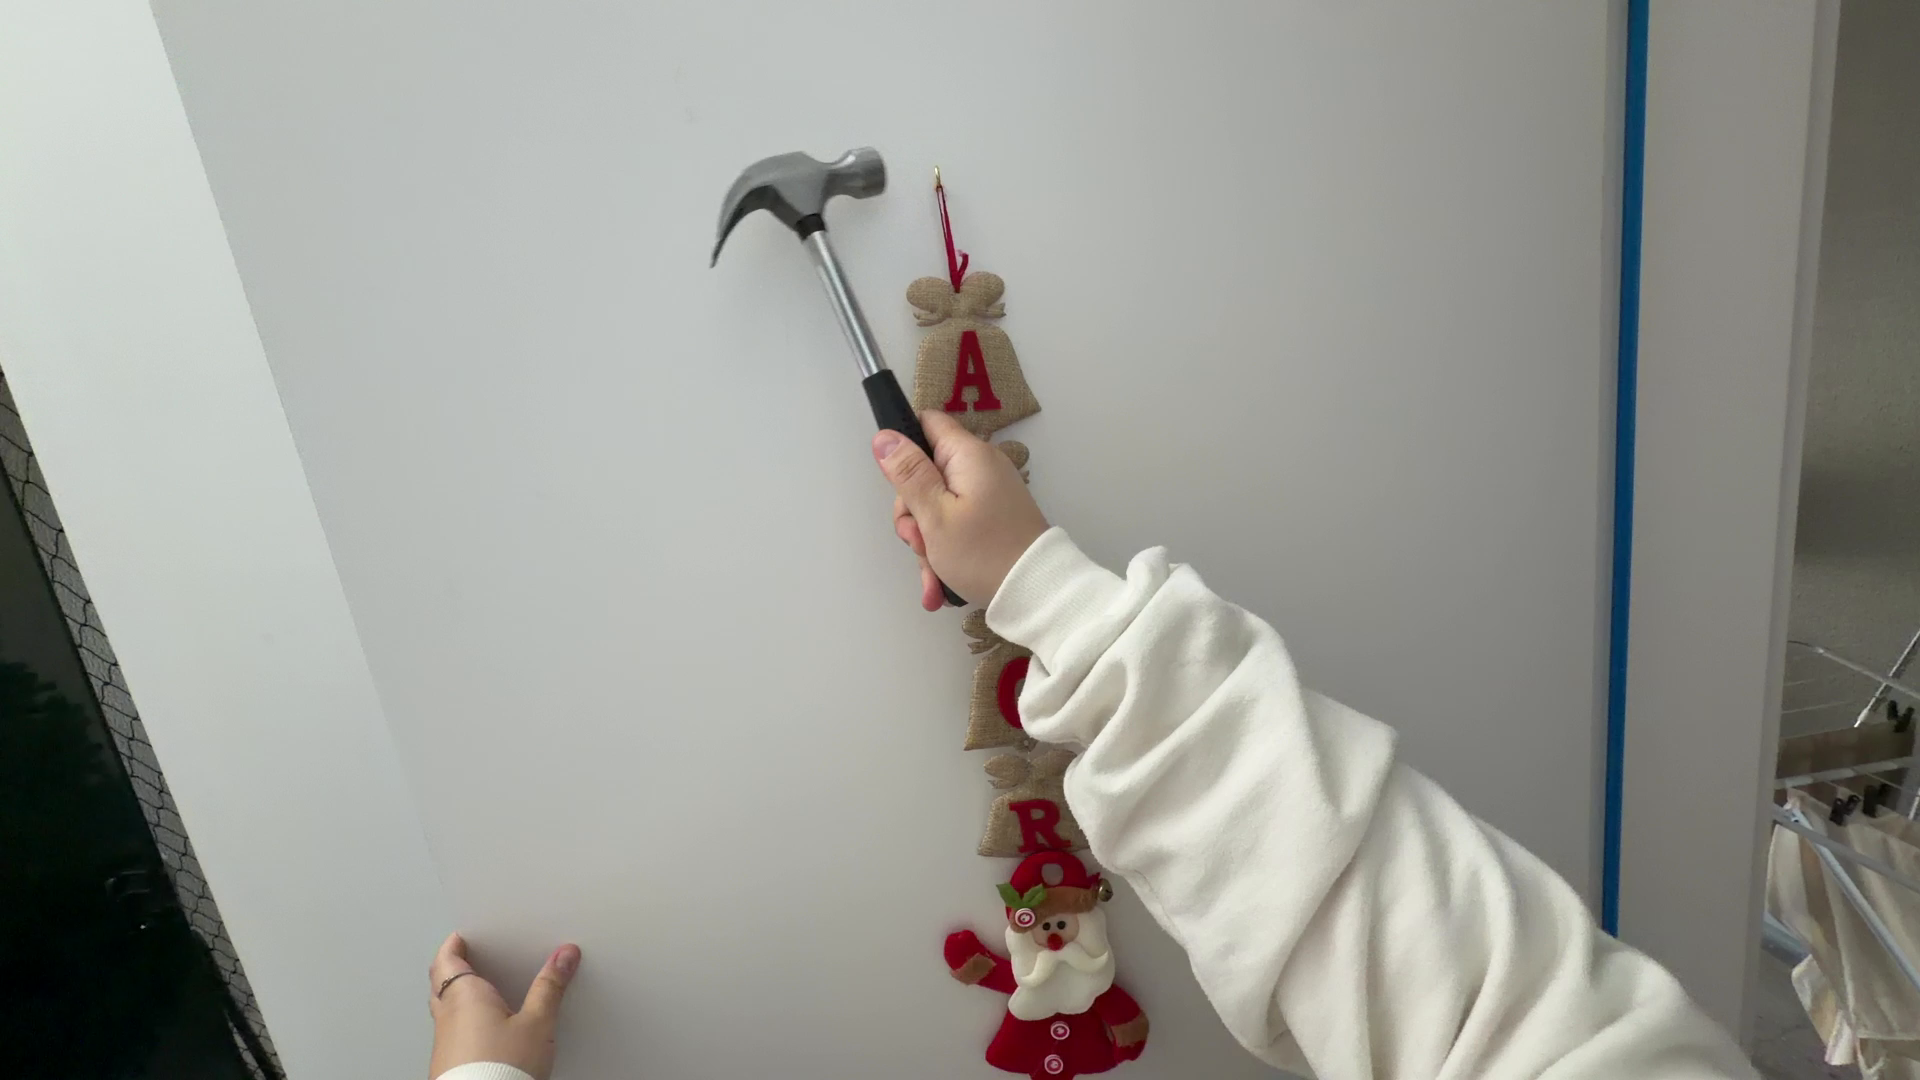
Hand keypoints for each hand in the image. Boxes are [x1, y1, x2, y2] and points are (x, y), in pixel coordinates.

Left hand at [428, 932, 579, 1079]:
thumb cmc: (501, 1071)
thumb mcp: (538, 1021)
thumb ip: (550, 986)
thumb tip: (564, 955)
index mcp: (464, 999)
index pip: (446, 963)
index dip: (452, 947)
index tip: (459, 936)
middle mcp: (448, 1021)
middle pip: (440, 987)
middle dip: (452, 970)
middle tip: (465, 957)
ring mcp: (445, 1048)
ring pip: (445, 1012)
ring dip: (457, 997)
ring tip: (480, 989)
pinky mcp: (450, 1069)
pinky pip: (454, 1035)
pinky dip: (466, 1022)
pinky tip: (486, 1029)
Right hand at [873, 412, 1048, 610]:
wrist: (1035, 593)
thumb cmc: (983, 553)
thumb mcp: (935, 515)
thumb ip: (908, 474)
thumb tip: (885, 437)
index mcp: (969, 455)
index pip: (928, 423)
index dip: (904, 446)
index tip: (898, 482)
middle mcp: (981, 468)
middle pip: (926, 473)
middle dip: (913, 512)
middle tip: (918, 540)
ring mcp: (987, 494)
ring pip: (937, 507)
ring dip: (926, 540)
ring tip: (933, 572)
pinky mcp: (992, 518)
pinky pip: (955, 525)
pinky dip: (944, 551)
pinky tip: (939, 583)